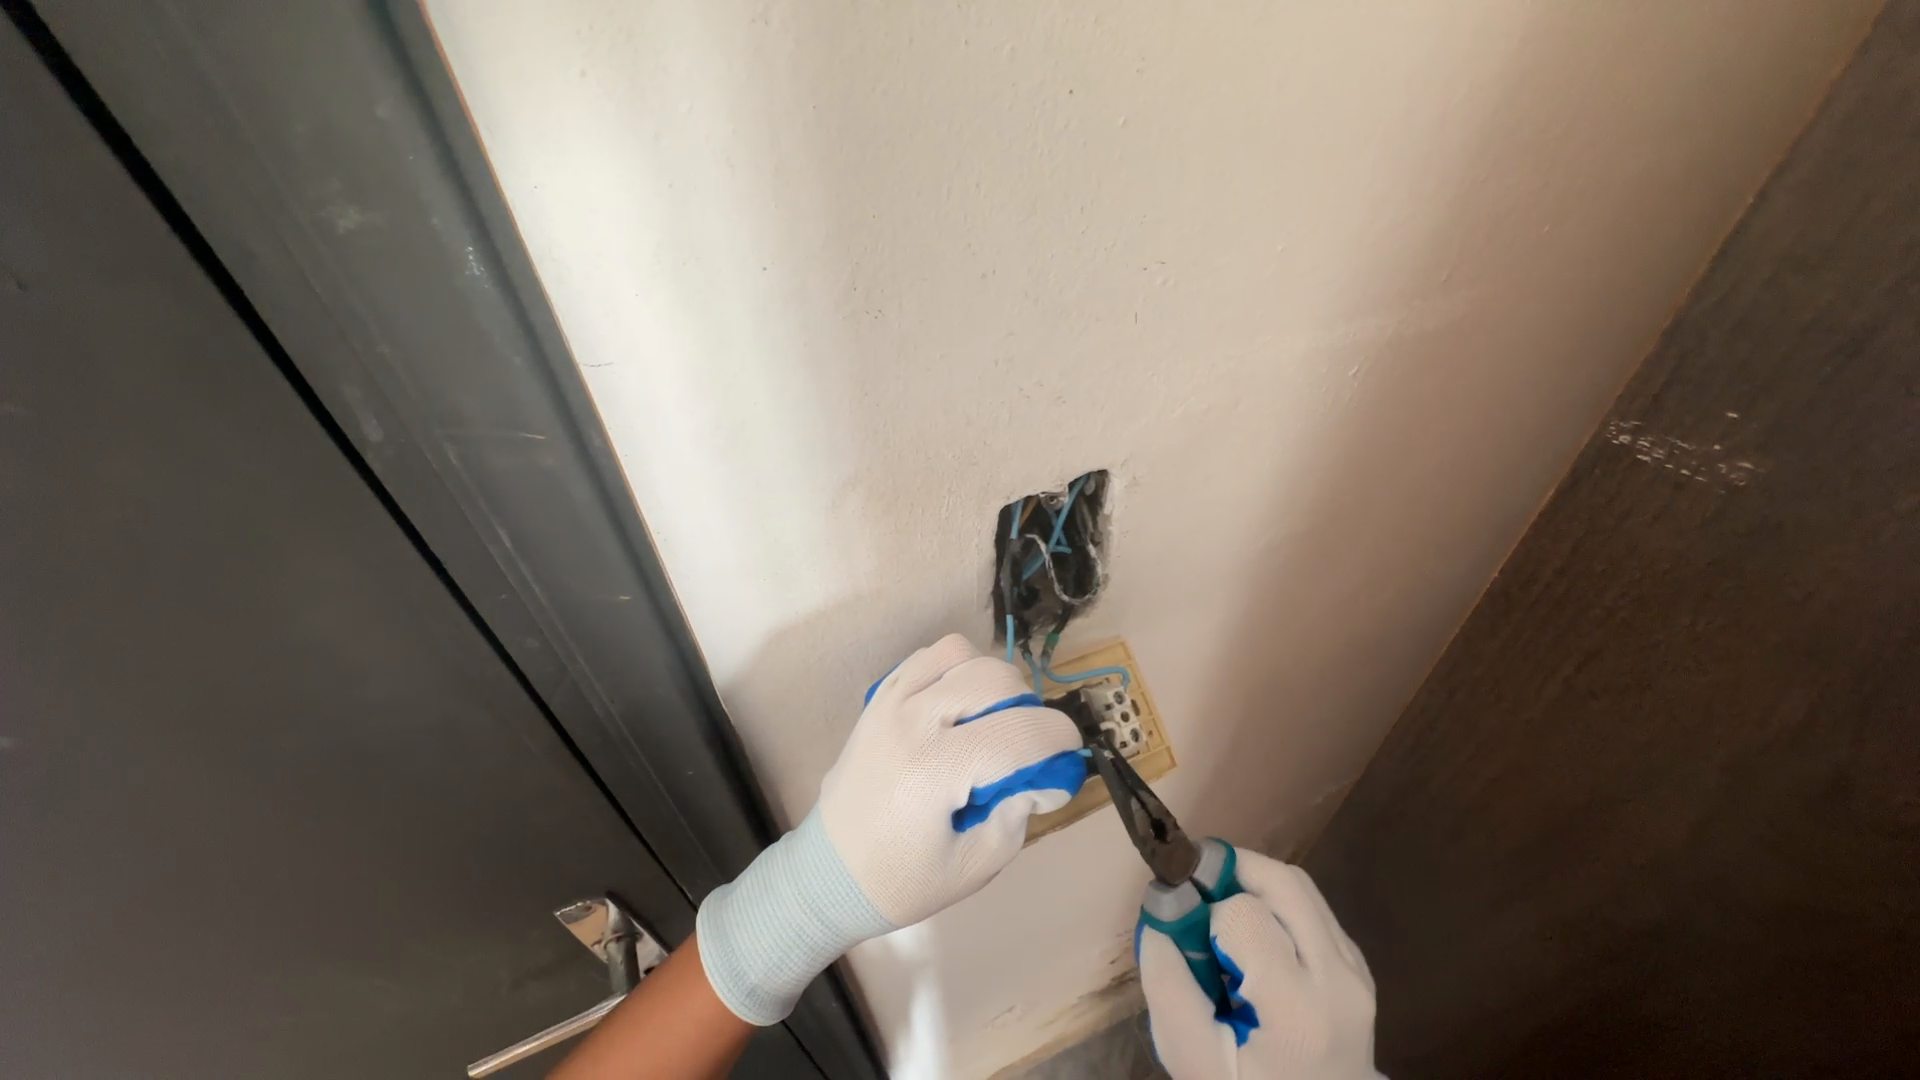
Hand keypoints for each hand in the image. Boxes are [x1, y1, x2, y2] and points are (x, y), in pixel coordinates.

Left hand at [697, 633, 1085, 1023]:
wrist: (826, 873)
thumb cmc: (899, 881)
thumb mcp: (972, 868)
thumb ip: (1017, 817)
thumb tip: (1043, 776)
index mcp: (936, 768)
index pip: (1022, 732)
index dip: (1060, 742)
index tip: (1065, 764)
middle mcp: (912, 720)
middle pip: (995, 679)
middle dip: (1029, 709)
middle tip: (1026, 749)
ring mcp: (890, 701)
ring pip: (960, 652)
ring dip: (991, 680)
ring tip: (991, 720)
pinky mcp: (878, 697)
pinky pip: (927, 656)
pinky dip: (956, 668)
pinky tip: (959, 706)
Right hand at [1140, 847, 1381, 1079]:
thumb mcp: (1190, 1056)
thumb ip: (1167, 985)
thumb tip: (1159, 915)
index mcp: (1298, 1008)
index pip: (1244, 913)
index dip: (1204, 912)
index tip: (1181, 934)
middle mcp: (1339, 979)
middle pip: (1282, 881)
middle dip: (1230, 870)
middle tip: (1193, 890)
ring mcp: (1355, 970)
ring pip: (1298, 886)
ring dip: (1252, 883)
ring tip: (1218, 913)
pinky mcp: (1358, 966)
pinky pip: (1310, 907)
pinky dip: (1274, 903)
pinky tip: (1252, 934)